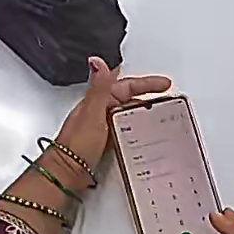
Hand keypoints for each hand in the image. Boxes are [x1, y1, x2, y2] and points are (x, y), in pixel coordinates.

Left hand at [53, 57, 170, 176]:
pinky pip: (126, 129)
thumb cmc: (76, 145)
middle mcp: (100, 111)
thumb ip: (99, 88)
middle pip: (129, 98)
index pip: (126, 85)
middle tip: (167, 97)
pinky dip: (137, 127)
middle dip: (148, 95)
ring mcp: (103, 126)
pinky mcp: (105, 141)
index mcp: (97, 100)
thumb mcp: (93, 113)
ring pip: (128, 113)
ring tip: (161, 115)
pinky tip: (144, 134)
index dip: (146, 83)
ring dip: (144, 112)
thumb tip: (98, 62)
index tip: (164, 83)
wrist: (67, 172)